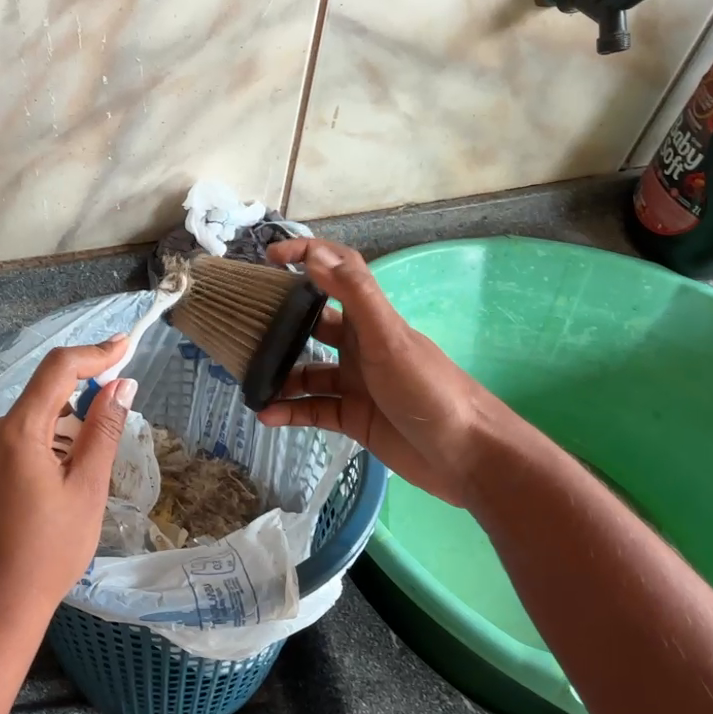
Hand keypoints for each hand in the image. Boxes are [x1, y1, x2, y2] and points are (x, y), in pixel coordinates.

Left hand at [0, 336, 136, 629]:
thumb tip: (121, 384)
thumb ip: (103, 431)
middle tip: (111, 432)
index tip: (125, 346)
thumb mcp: (86, 491)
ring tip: (81, 479)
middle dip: (79, 403)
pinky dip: (39, 450)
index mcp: (16, 431)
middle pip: (41, 397)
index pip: (57, 369)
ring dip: (59, 432)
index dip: (94, 353)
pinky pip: (10, 444)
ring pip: (27, 424)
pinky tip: (52, 488)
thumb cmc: (47, 553)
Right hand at [255, 238, 513, 506]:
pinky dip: (289, 412)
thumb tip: (314, 256)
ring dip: (279, 375)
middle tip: (244, 326)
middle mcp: (360, 347)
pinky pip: (313, 410)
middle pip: (312, 324)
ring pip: (307, 372)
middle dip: (280, 322)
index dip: (307, 256)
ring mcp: (356, 384)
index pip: (338, 273)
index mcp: (371, 320)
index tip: (269, 257)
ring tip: (249, 381)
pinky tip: (266, 416)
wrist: (468, 457)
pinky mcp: (353, 418)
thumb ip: (354, 295)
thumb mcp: (388, 338)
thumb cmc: (429, 389)